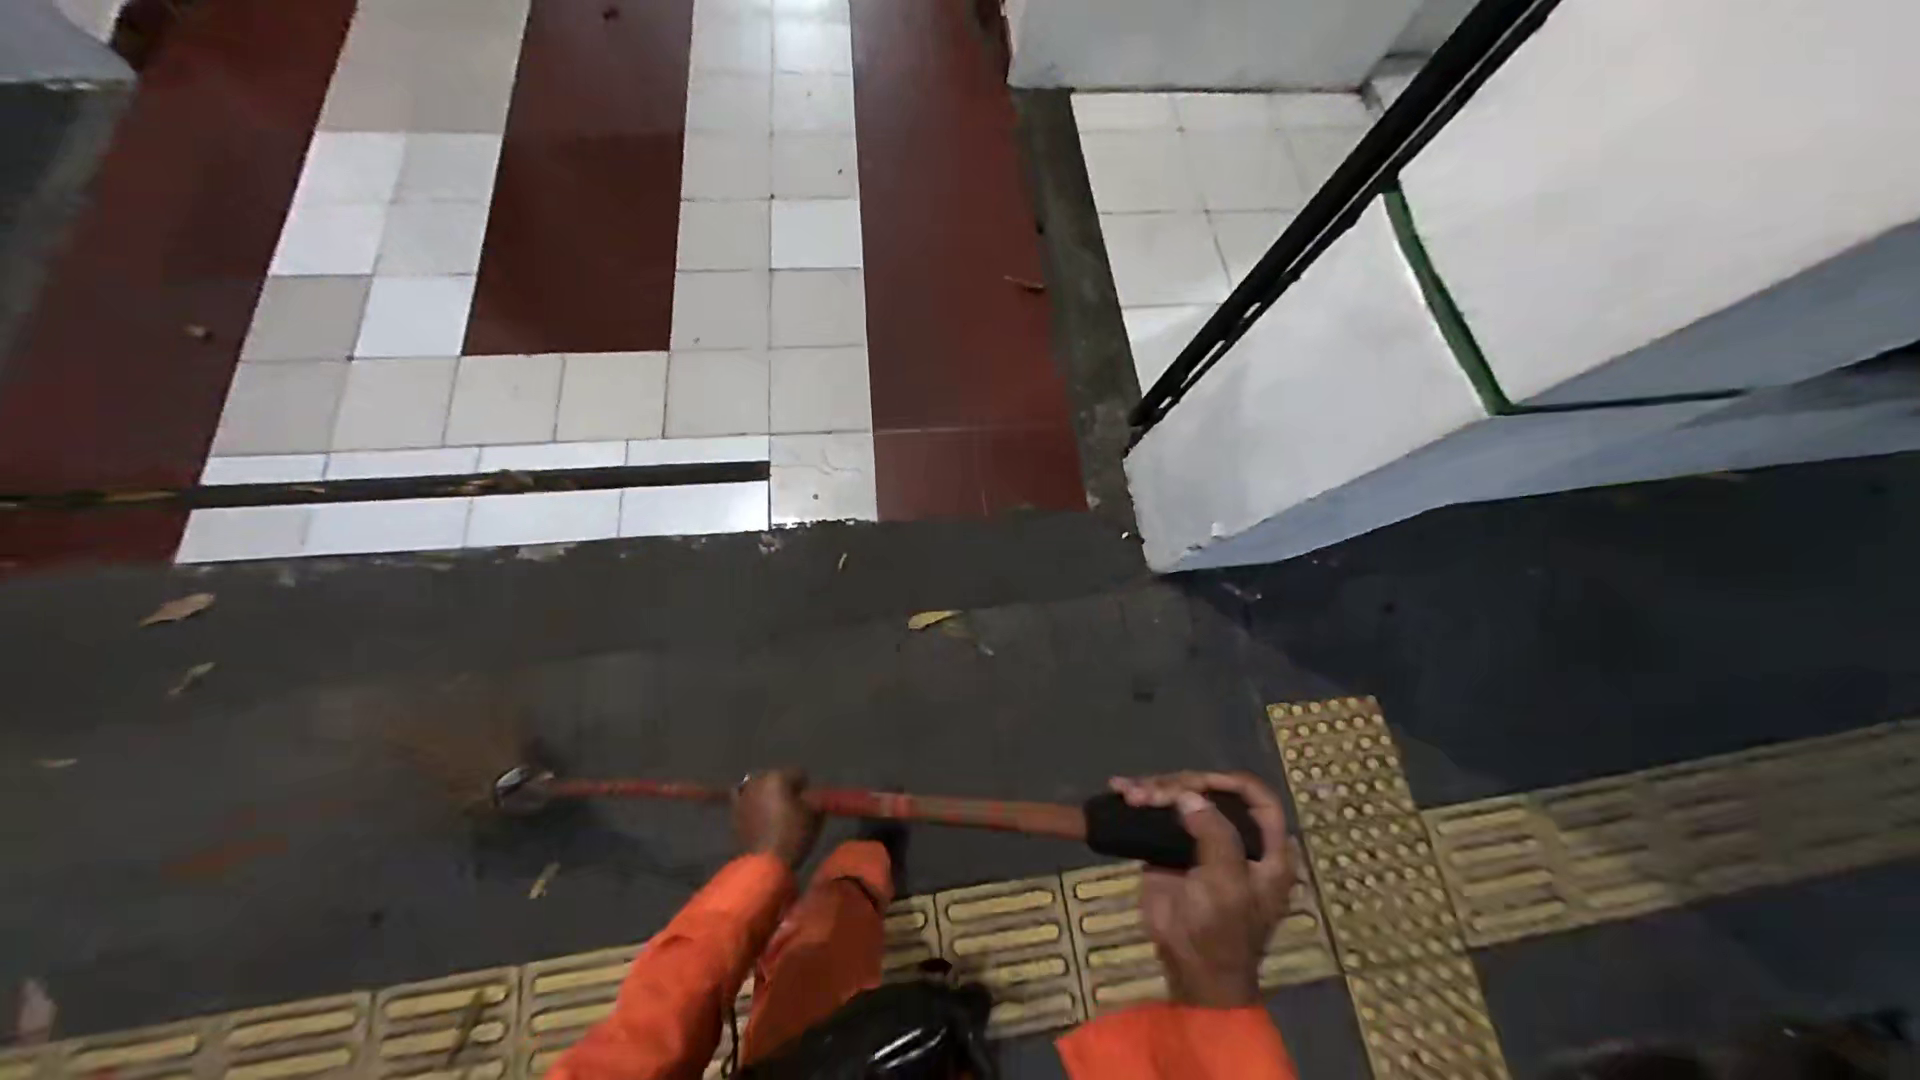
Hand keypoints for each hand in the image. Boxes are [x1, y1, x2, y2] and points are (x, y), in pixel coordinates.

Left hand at [732, 768, 821, 867]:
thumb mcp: (815, 814)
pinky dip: (750, 802)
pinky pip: (742, 799)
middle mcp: (759, 780)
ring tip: (773, 808)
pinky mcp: (733, 812)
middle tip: (792, 805)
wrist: (765, 863)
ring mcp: (743, 796)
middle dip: (784, 787)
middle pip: (776, 776)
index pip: (799, 774)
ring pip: (758, 785)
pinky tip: (757, 813)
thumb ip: (815, 798)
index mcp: (779, 776)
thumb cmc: (793, 835)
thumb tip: (810, 795)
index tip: (810, 801)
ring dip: (766, 792)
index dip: (806, 787)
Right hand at [1109, 771, 1296, 1007]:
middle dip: (1180, 786)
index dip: (1231, 783)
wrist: (1189, 969)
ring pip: (1182, 797)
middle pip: (1212, 792)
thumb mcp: (1227, 885)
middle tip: (1151, 795)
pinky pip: (1157, 814)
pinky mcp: (1170, 846)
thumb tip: (1189, 797)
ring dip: (1154, 789)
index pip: (1258, 799)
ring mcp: (1201, 839)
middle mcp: (1236, 837)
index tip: (1199, 782)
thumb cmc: (1221, 932)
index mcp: (1265, 849)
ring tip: (1129, 794)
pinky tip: (1119, 789)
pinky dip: (1139, 798)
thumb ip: (1216, 836)